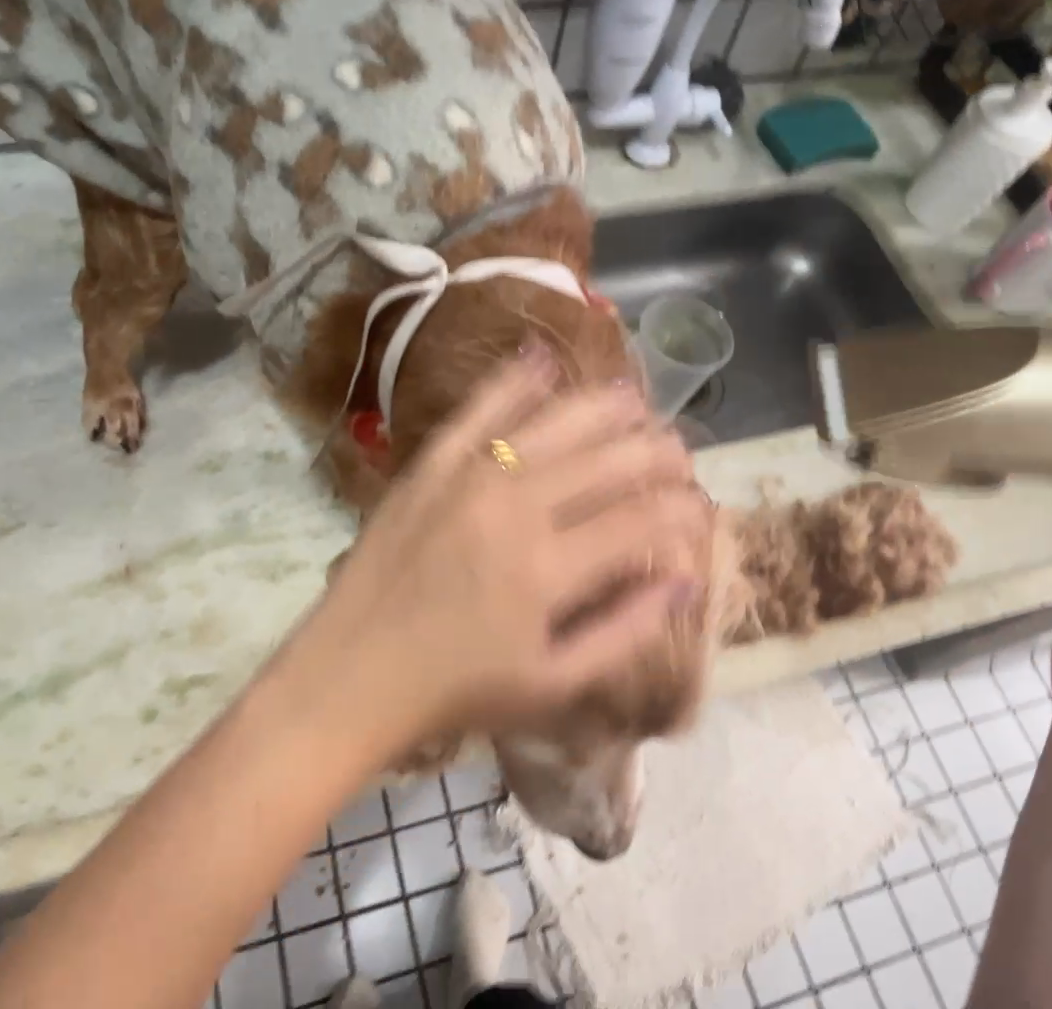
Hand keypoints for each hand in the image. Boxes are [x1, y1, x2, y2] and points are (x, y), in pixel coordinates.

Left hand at [284, 346, 708, 754]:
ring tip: (637, 402)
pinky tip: (544, 358)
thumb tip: (684, 582)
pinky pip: (479, 410)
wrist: (352, 674)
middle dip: (659, 454)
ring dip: (605, 407)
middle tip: (681, 457)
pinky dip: (515, 380)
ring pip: (555, 423)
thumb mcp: (552, 682)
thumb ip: (625, 631)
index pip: (642, 519)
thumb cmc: (457, 691)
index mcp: (550, 568)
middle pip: (609, 460)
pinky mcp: (428, 466)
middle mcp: (516, 507)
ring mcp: (467, 477)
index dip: (683, 511)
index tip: (699, 513)